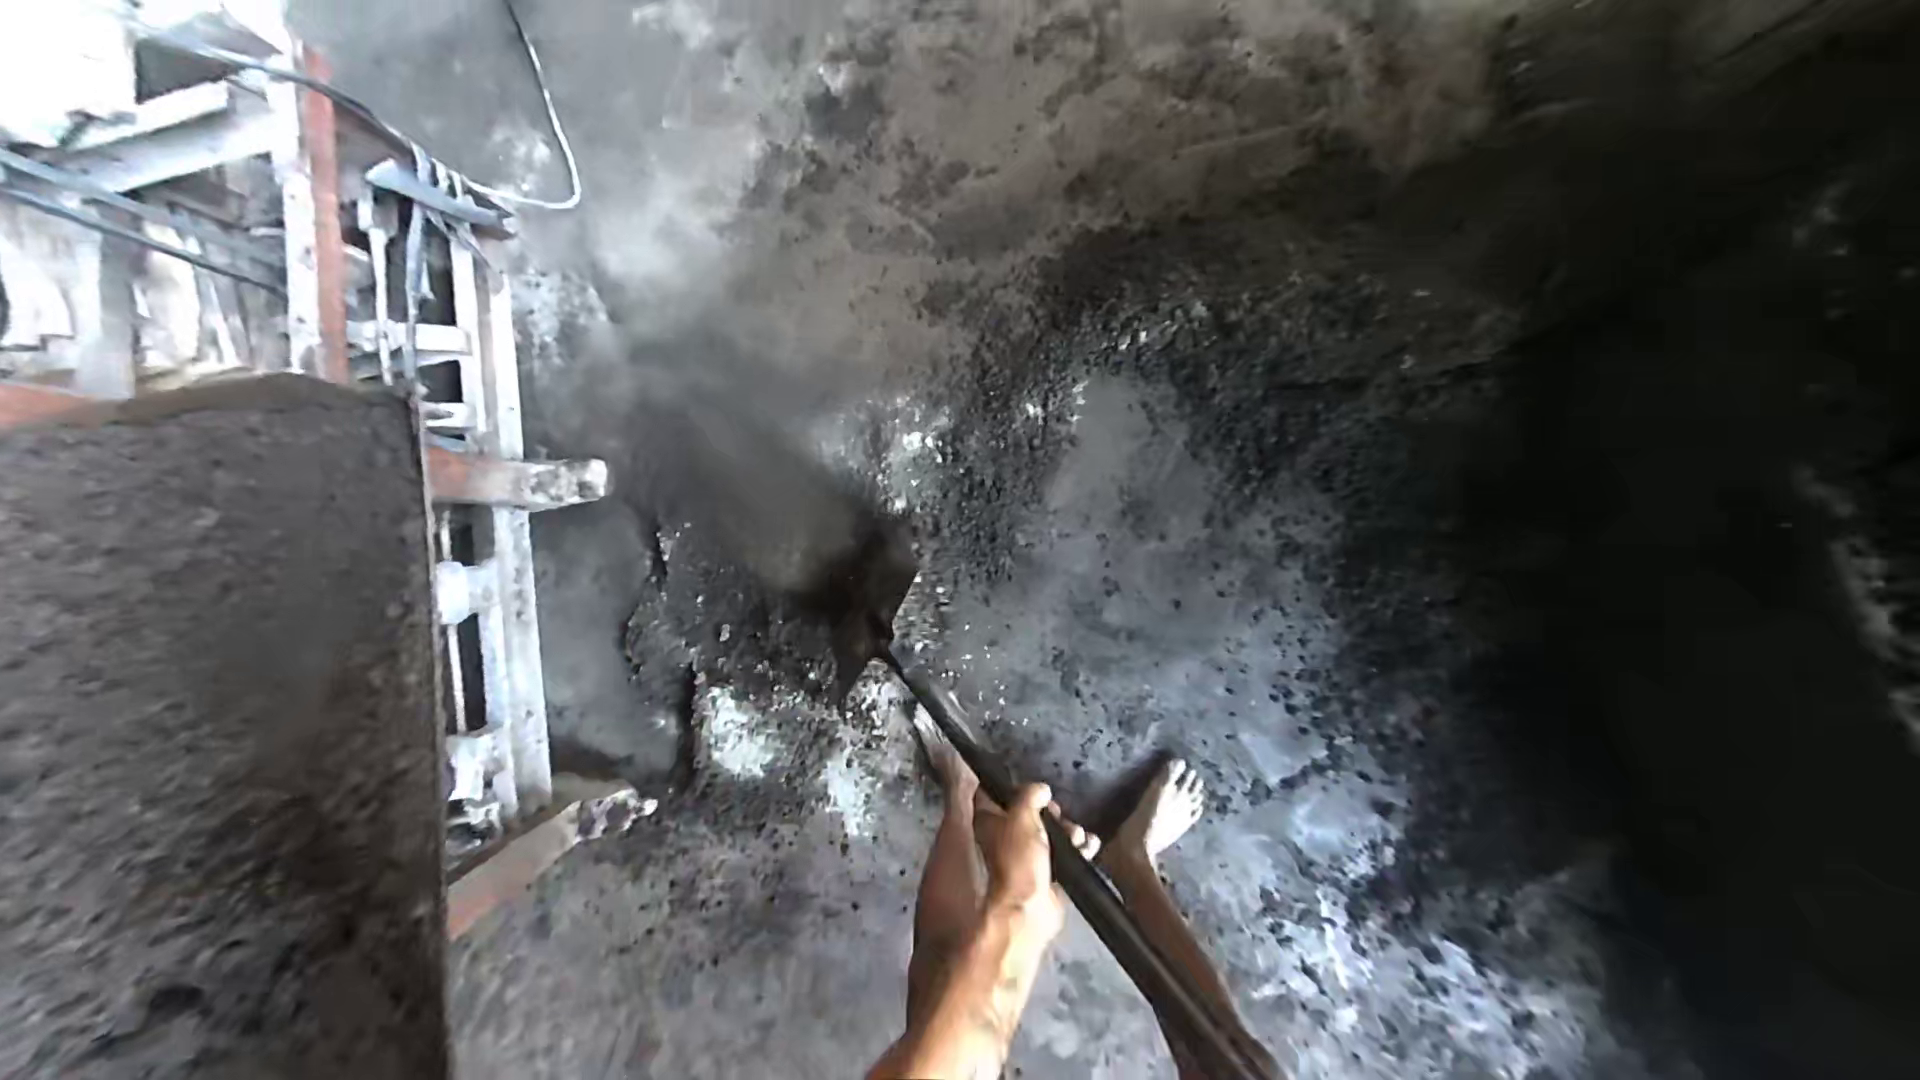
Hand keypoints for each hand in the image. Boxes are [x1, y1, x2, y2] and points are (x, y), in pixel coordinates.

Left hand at [974, 784, 1098, 938]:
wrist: (1029, 912)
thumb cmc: (1017, 860)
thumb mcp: (1021, 817)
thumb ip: (1029, 796)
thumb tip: (1041, 789)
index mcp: (988, 821)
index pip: (995, 793)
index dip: (1014, 786)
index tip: (1033, 787)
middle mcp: (1004, 837)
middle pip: (1030, 812)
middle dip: (1050, 811)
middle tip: (1057, 814)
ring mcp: (1026, 858)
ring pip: (1050, 833)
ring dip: (1068, 830)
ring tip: (1076, 836)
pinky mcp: (1047, 875)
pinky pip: (1065, 854)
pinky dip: (1079, 849)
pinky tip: (1088, 845)